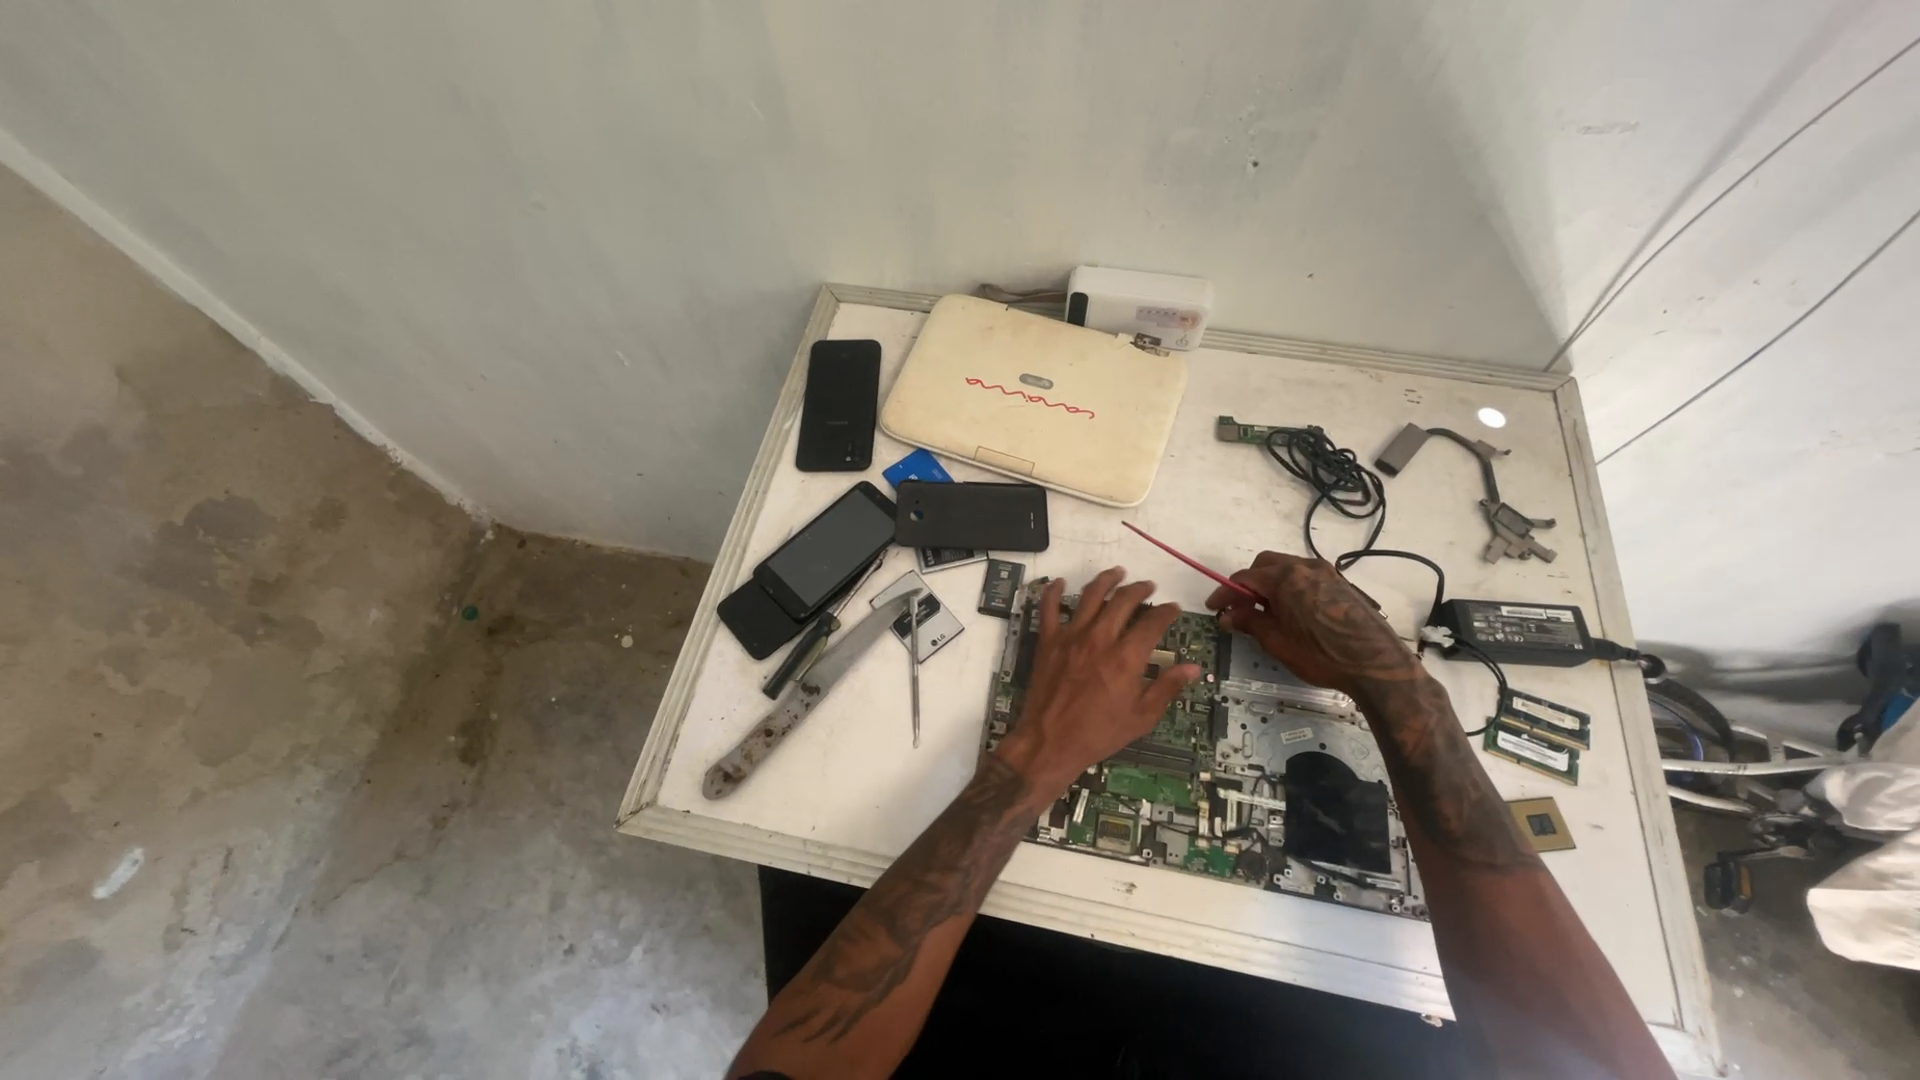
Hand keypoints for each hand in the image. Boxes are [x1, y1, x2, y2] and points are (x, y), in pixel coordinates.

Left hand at [994, 568, 1199, 792]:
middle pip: (1123, 601)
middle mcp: (1100, 638)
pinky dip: (1053, 591)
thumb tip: (1193, 668)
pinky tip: (1059, 581)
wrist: (1050, 742)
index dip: (1166, 612)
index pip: (1153, 623)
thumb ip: (1167, 688)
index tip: (1173, 608)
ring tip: (1117, 573)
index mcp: (1126, 657)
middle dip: (1140, 590)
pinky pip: (1048, 608)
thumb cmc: (1099, 734)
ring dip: (1106, 580)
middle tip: (1148, 587)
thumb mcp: (1141, 717)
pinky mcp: (1048, 641)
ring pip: (1090, 596)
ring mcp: (1071, 636)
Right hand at [1204, 551, 1420, 698]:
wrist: (1377, 665)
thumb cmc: (1322, 655)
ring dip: (1270, 584)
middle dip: (1248, 584)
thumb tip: (1228, 616)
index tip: (1214, 607)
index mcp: (1285, 578)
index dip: (1225, 593)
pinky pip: (1306, 577)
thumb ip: (1250, 622)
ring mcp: (1327, 573)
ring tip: (1266, 612)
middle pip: (1265, 564)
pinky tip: (1291, 612)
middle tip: (1240, 609)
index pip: (1244, 578)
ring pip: (1287, 568)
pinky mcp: (1341, 584)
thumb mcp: (1277, 642)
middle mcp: (1305, 567)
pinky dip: (1291, 587)